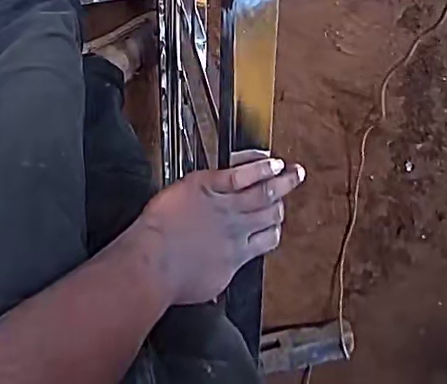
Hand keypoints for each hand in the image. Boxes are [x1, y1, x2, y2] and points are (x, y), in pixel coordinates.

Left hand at [119, 153, 306, 305]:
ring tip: (293, 171)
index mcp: (236, 254)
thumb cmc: (172, 278)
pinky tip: (271, 162)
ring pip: (262, 193)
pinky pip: (240, 176)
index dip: (275, 226)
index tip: (278, 219)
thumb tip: (218, 275)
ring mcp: (224, 207)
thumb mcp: (205, 284)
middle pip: (269, 212)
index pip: (266, 238)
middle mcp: (237, 229)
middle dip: (283, 198)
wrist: (153, 263)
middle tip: (294, 184)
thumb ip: (219, 272)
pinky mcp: (208, 187)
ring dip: (281, 181)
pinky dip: (259, 168)